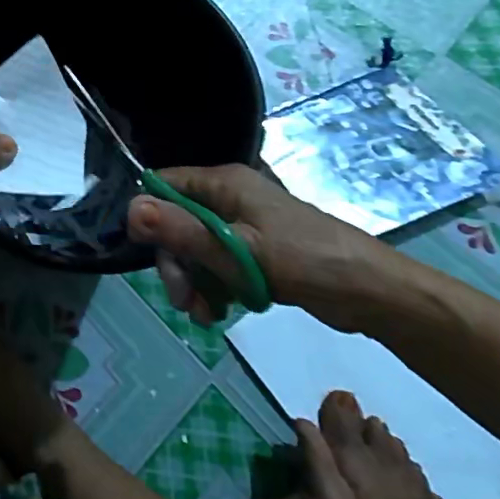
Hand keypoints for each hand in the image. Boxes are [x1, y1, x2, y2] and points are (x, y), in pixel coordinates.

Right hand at [127, 164, 402, 331]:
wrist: (370, 291)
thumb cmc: (304, 261)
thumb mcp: (238, 250)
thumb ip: (184, 232)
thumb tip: (130, 210)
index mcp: (224, 183)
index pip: (166, 185)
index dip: (152, 216)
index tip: (150, 254)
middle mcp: (230, 197)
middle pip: (179, 222)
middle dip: (177, 263)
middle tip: (184, 301)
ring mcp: (244, 225)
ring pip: (197, 249)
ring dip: (194, 282)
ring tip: (206, 315)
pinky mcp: (256, 252)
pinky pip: (219, 265)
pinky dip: (214, 288)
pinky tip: (220, 314)